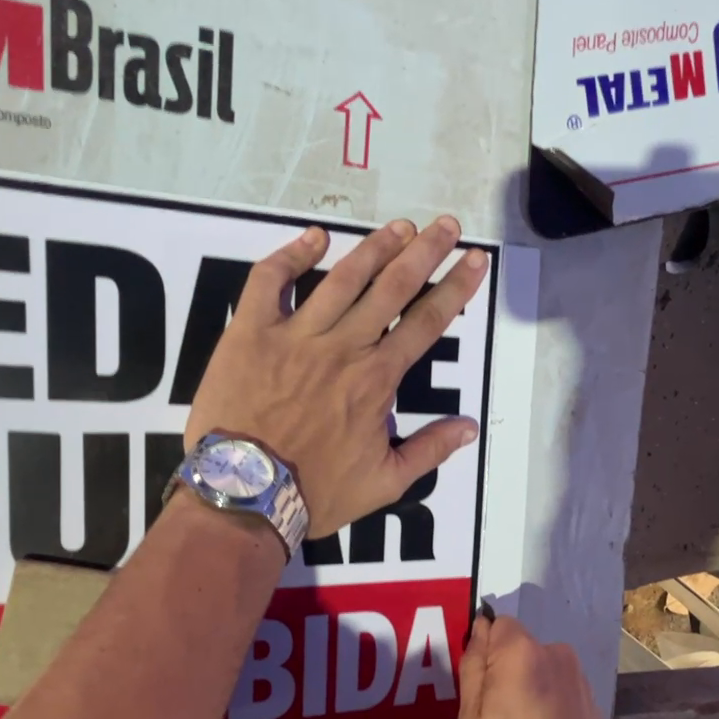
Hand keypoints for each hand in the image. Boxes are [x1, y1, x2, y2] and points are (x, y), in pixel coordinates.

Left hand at [187, 217, 486, 535]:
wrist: (244, 494)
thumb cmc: (316, 492)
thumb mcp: (384, 483)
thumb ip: (429, 451)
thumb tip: (470, 426)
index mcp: (376, 379)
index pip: (426, 323)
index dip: (455, 288)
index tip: (474, 259)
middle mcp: (343, 346)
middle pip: (393, 288)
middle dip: (425, 252)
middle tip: (446, 224)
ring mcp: (295, 335)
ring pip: (342, 278)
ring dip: (375, 247)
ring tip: (400, 226)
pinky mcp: (251, 332)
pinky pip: (270, 281)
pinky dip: (291, 255)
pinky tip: (314, 236)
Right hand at [458, 614, 632, 718]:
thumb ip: (474, 671)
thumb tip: (479, 633)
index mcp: (525, 653)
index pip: (496, 624)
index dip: (481, 653)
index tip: (475, 691)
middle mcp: (559, 655)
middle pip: (519, 648)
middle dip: (502, 674)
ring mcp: (581, 682)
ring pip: (539, 672)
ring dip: (525, 693)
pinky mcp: (594, 707)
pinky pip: (558, 693)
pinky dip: (546, 710)